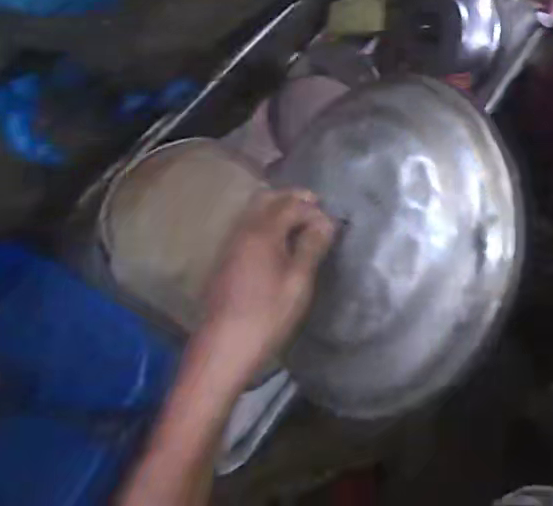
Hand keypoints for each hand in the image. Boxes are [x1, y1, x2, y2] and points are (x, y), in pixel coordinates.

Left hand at [198, 188, 337, 379]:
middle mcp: (242, 231)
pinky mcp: (224, 260)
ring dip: (278, 209)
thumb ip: (312, 246)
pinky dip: (266, 223)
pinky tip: (279, 244)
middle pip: (268, 198)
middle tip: (316, 211)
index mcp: (262, 232)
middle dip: (293, 199)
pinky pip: (247, 226)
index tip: (331, 227)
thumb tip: (326, 222)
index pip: (292, 204)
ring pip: (254, 211)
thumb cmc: (266, 317)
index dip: (314, 210)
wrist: (220, 354)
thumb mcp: (298, 283)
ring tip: (300, 226)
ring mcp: (229, 245)